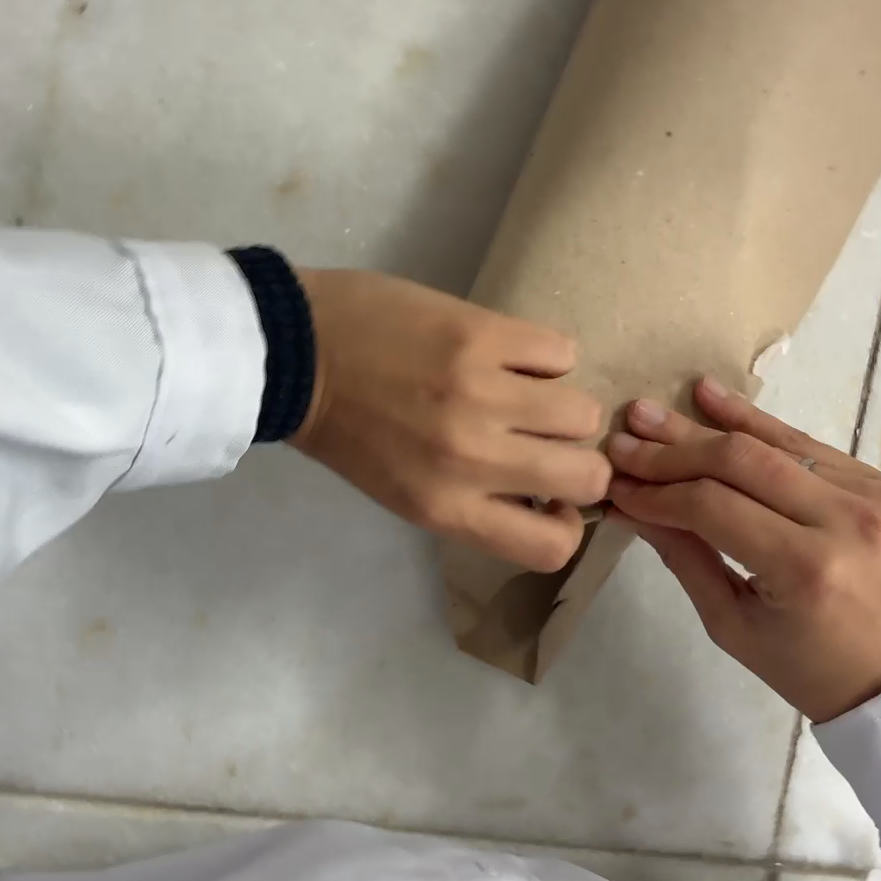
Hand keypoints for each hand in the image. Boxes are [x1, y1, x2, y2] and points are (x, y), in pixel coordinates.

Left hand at [293, 268, 611, 572]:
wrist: (293, 354)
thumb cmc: (342, 428)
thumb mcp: (400, 490)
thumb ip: (469, 501)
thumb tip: (537, 493)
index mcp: (444, 508)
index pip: (550, 547)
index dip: (562, 521)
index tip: (546, 496)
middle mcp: (472, 459)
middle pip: (586, 476)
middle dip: (575, 460)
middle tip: (541, 436)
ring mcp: (481, 393)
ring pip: (583, 411)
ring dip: (559, 402)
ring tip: (521, 388)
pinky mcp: (482, 334)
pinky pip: (561, 351)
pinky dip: (542, 354)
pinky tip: (506, 352)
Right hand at [605, 377, 880, 721]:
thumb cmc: (811, 668)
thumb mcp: (731, 624)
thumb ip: (682, 555)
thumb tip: (629, 505)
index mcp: (805, 569)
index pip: (710, 506)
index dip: (655, 492)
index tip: (613, 485)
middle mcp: (844, 521)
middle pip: (738, 463)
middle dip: (670, 451)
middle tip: (620, 441)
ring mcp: (872, 495)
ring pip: (769, 442)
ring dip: (702, 425)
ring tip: (647, 412)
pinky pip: (803, 443)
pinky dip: (752, 419)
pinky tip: (707, 395)